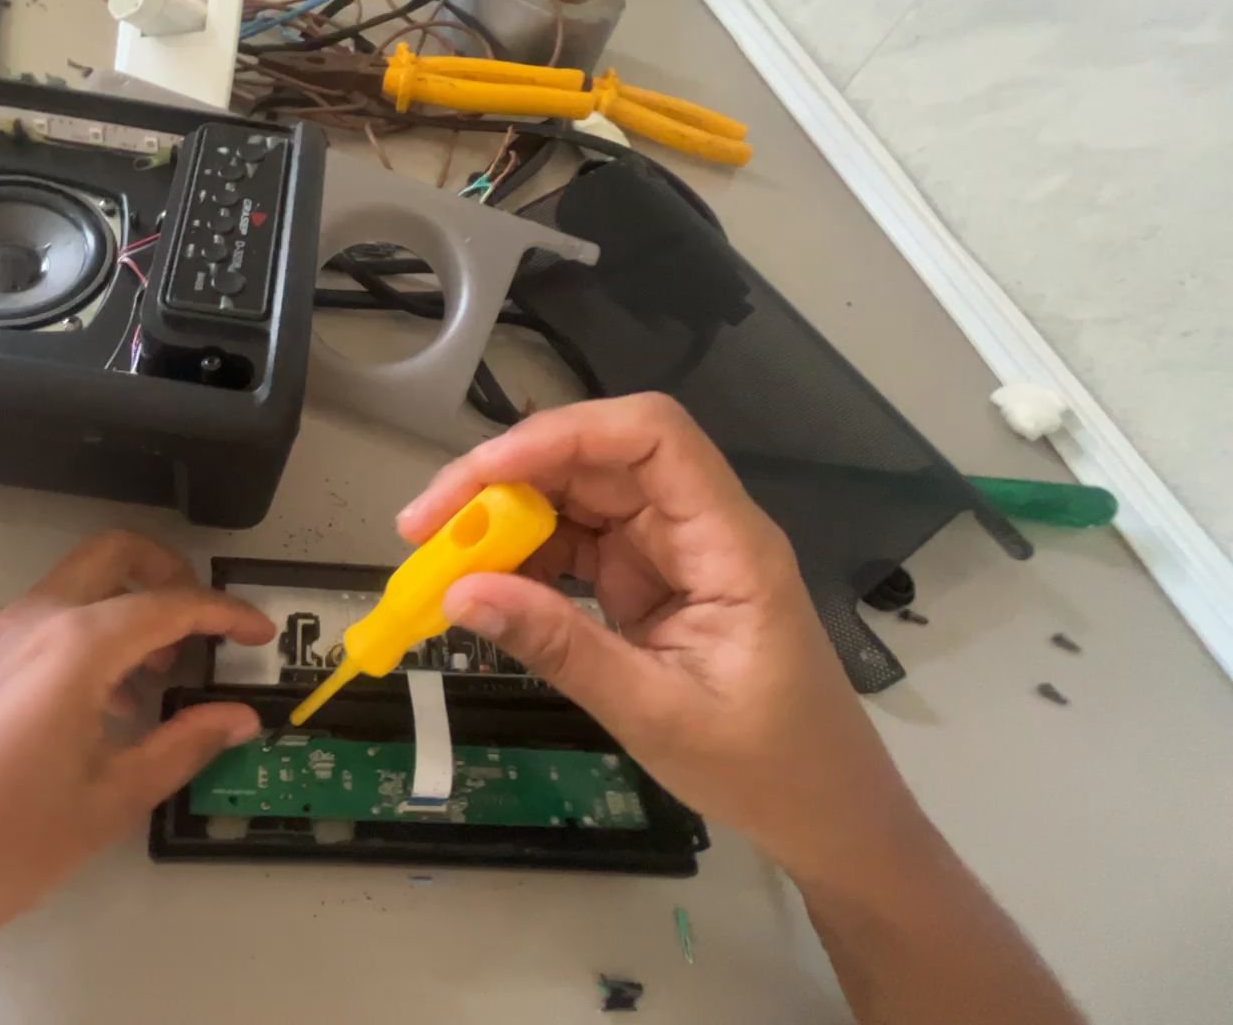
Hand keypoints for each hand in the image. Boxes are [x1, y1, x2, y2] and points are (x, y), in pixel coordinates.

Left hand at [0, 531, 272, 1024]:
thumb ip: (183, 744)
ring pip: (80, 586)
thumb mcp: (110, 800)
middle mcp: (34, 618)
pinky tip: (103, 707)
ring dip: (129, 610)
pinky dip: (91, 636)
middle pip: (116, 554)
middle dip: (171, 574)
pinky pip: (48, 621)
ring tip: (159, 682)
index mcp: (75, 645)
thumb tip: (239, 716)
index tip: (259, 632)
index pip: (171, 605)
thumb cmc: (1, 848)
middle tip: (205, 628)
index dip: (226, 614)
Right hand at [397, 395, 927, 879]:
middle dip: (501, 477)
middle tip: (424, 526)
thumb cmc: (767, 767)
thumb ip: (559, 648)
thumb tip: (458, 595)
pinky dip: (517, 555)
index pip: (650, 437)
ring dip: (499, 515)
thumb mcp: (656, 713)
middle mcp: (692, 524)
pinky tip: (479, 582)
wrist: (822, 812)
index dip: (562, 435)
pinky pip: (567, 541)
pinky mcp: (638, 573)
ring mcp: (663, 546)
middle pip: (592, 458)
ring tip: (437, 556)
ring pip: (571, 493)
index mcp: (726, 541)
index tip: (479, 476)